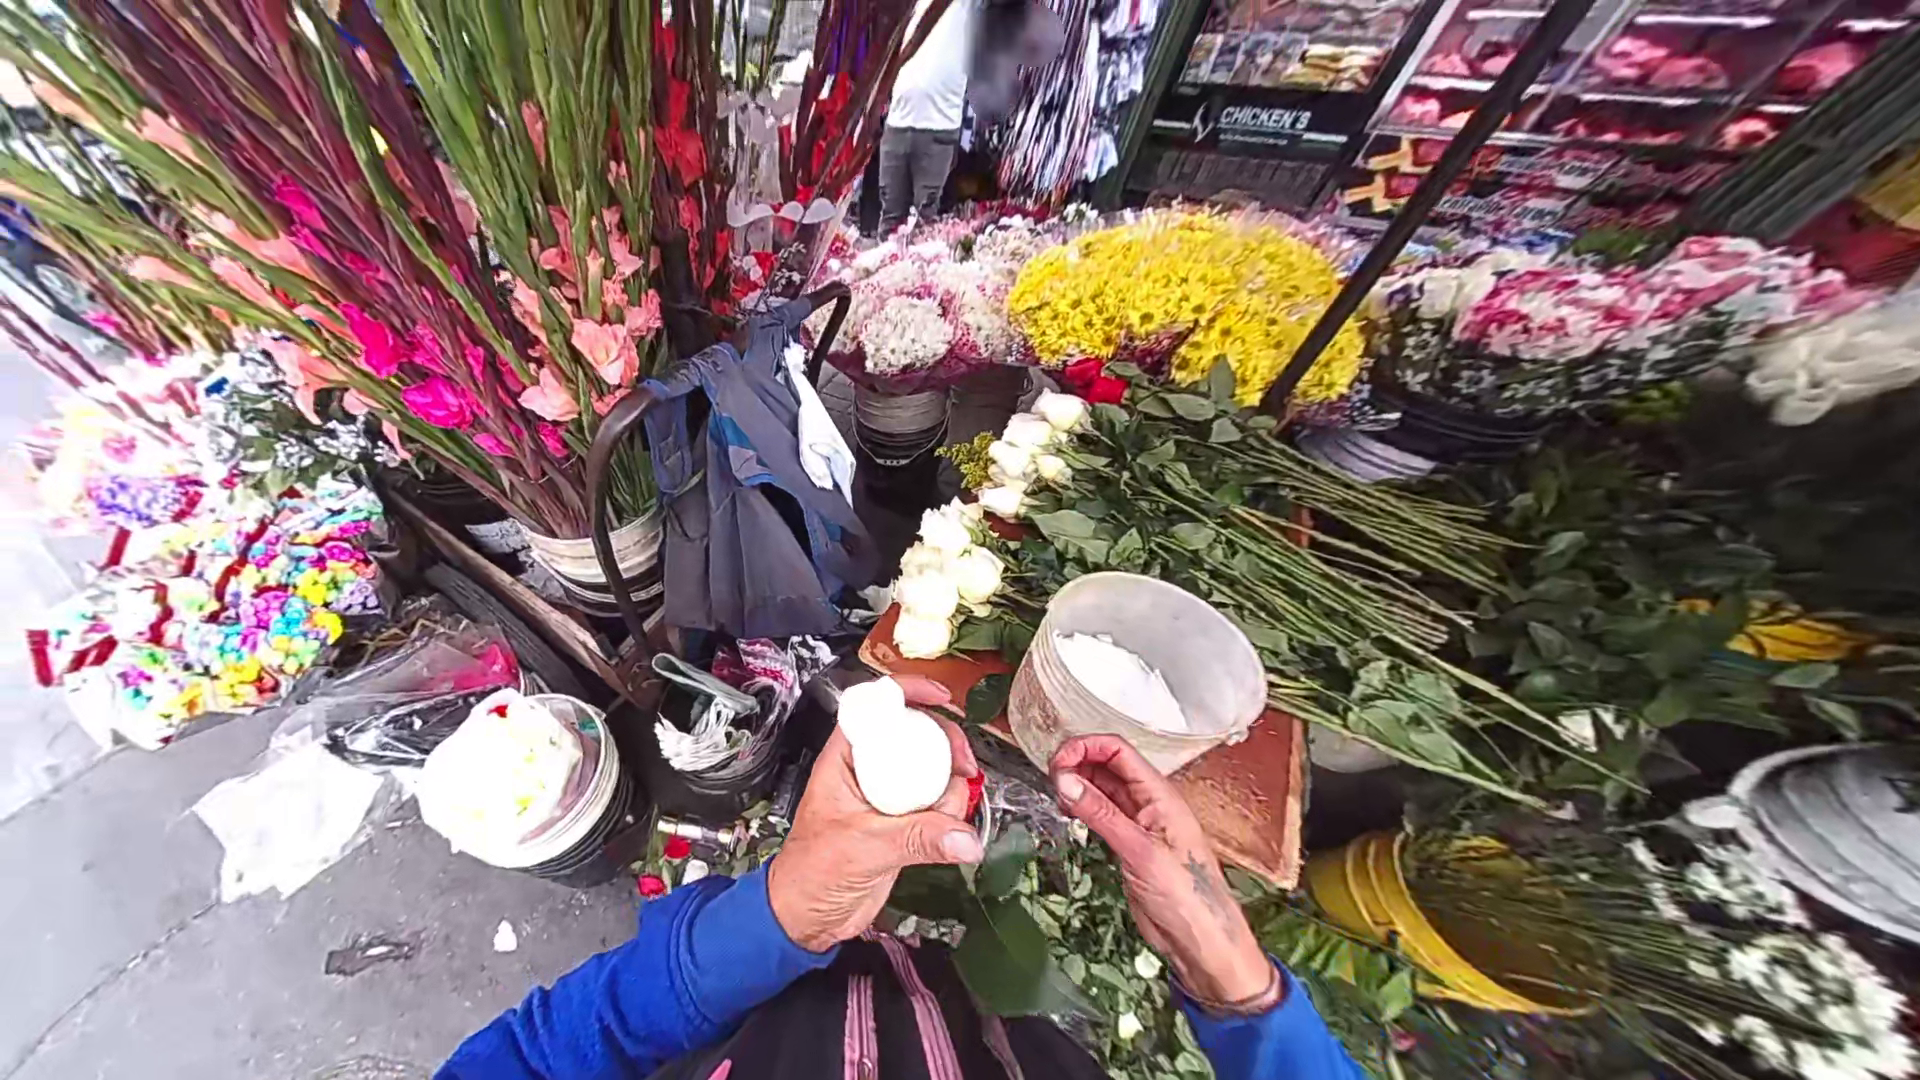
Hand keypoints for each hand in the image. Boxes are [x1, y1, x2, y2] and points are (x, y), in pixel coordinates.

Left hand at [768, 676, 982, 951]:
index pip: (876, 706)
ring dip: (952, 787)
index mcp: (847, 756)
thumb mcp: (863, 847)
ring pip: (933, 768)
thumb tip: (962, 837)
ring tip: (947, 816)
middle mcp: (870, 767)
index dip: (909, 692)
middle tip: (964, 766)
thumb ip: (916, 840)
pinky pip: (938, 801)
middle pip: (917, 732)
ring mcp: (889, 792)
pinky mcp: (905, 818)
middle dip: (946, 744)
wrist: (808, 919)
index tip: (941, 698)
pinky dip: (952, 811)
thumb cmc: (810, 873)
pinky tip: (952, 830)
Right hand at [1050, 735, 1277, 1008]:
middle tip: (1052, 780)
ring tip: (1058, 797)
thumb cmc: (1187, 898)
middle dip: (1077, 763)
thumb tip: (1065, 780)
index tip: (1058, 762)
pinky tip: (1070, 813)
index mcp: (1159, 793)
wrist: (1203, 946)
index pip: (1117, 750)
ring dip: (1077, 784)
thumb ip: (1100, 813)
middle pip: (1107, 764)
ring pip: (1102, 787)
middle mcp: (1148, 801)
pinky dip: (1082, 806)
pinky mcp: (1130, 842)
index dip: (1085, 747)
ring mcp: (1138, 821)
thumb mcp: (1139, 850)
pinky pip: (1102, 811)